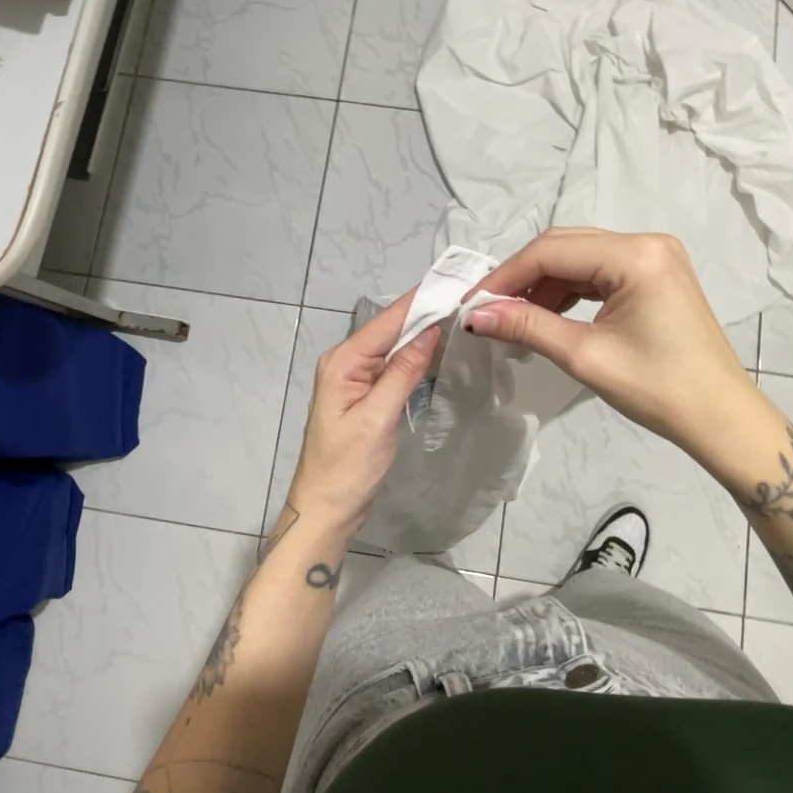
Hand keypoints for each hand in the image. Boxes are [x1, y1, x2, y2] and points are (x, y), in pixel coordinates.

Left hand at [287, 290, 440, 535]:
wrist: (326, 510)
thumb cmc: (347, 468)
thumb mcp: (376, 419)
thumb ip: (402, 373)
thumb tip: (430, 332)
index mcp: (342, 362)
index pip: (386, 321)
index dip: (419, 301)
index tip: (453, 281)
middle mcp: (346, 363)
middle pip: (390, 329)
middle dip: (425, 313)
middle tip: (466, 297)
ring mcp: (356, 380)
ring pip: (394, 347)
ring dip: (423, 334)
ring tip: (461, 315)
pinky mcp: (367, 397)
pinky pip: (394, 368)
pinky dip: (416, 358)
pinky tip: (439, 350)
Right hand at [466, 228, 768, 459]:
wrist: (720, 418)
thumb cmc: (657, 389)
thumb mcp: (585, 356)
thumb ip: (527, 326)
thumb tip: (475, 315)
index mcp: (635, 255)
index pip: (552, 251)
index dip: (506, 275)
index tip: (471, 304)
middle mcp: (646, 242)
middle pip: (564, 245)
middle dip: (522, 276)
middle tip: (487, 309)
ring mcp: (654, 256)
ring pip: (579, 256)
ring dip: (543, 283)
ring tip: (512, 317)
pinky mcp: (655, 273)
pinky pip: (598, 270)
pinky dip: (568, 289)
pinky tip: (546, 313)